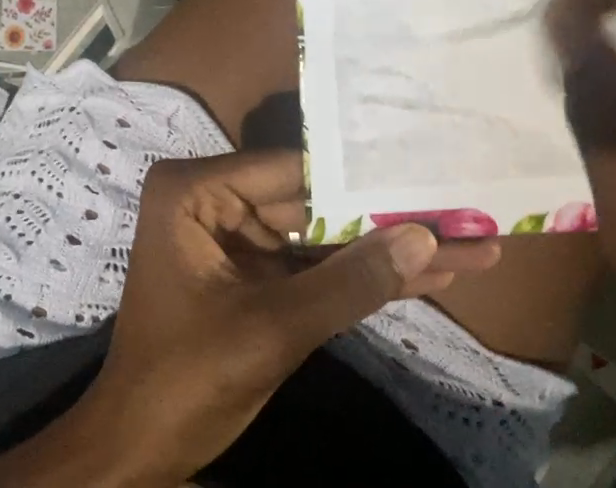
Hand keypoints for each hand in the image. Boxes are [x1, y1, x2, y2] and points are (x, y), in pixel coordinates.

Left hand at [0, 150, 499, 486]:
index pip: (292, 170)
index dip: (365, 175)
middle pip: (313, 200)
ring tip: (473, 241)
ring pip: (321, 236)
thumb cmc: (187, 377)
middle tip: (467, 207)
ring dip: (387, 249)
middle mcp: (212, 201)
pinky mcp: (254, 277)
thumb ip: (348, 282)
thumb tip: (428, 237)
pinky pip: (314, 267)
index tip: (436, 168)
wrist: (143, 446)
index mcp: (194, 192)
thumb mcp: (272, 328)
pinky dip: (364, 277)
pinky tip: (432, 273)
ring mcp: (235, 239)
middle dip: (387, 215)